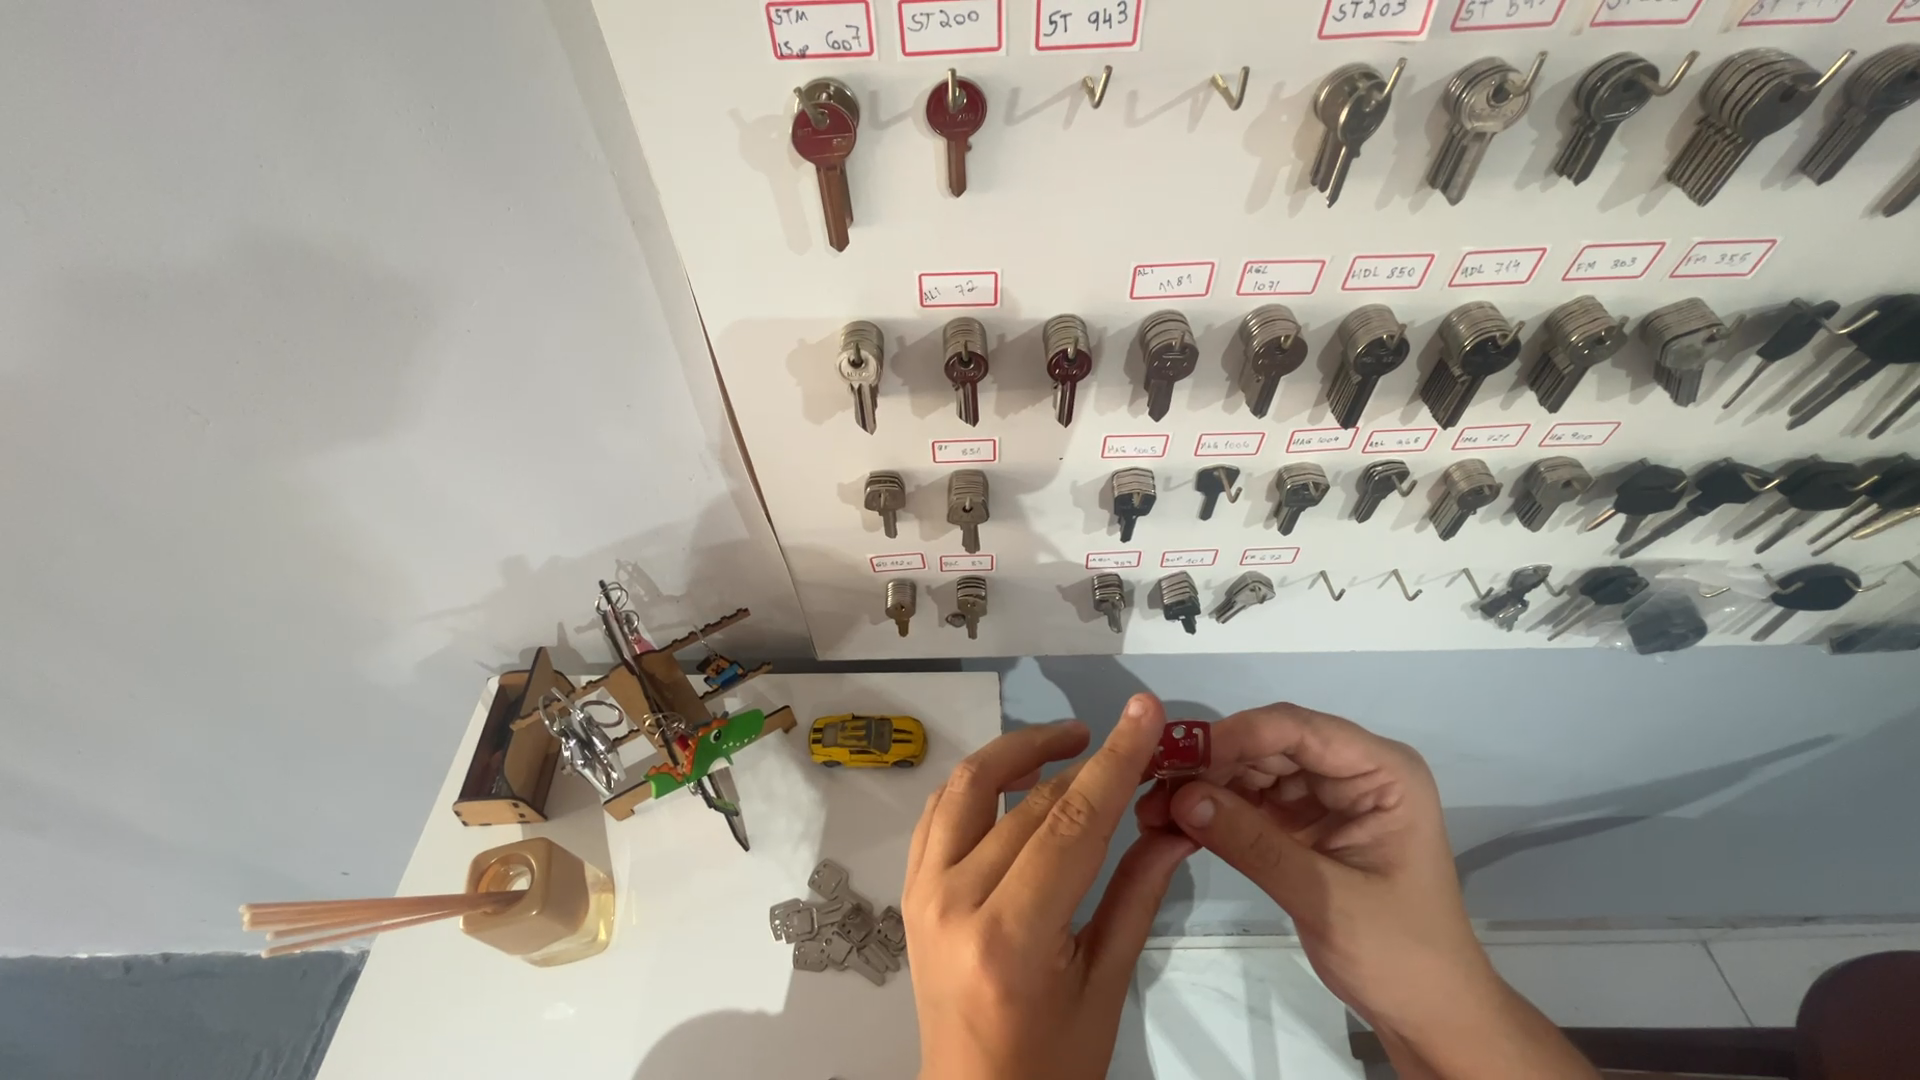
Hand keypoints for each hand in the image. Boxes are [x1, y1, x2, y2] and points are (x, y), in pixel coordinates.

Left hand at [904, 694, 1195, 1079]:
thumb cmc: (1050, 1059)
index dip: (1114, 762)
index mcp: (1011, 937)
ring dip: (1020, 751)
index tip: (1143, 713)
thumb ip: (1137, 895)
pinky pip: (940, 810)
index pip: (1071, 824)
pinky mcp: (910, 887)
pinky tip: (1016, 777)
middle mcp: (954, 901)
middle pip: (1028, 803)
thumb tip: (1175, 822)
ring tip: (1070, 743)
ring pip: (969, 787)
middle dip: (1086, 762)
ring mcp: (922, 890)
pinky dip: (979, 781)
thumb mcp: (1105, 985)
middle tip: (1127, 739)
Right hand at [1136, 703, 1597, 1079]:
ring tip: (1152, 810)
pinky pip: (1247, 800)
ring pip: (1249, 768)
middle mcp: (1350, 770)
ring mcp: (1323, 794)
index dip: (1237, 735)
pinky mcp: (1299, 820)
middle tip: (1152, 785)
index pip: (1299, 729)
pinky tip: (1174, 822)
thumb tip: (1180, 798)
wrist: (1425, 1013)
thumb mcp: (1325, 896)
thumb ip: (1253, 843)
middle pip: (1266, 744)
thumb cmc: (1399, 953)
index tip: (1180, 758)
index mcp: (1381, 771)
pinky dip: (1211, 810)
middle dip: (1209, 763)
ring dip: (1202, 786)